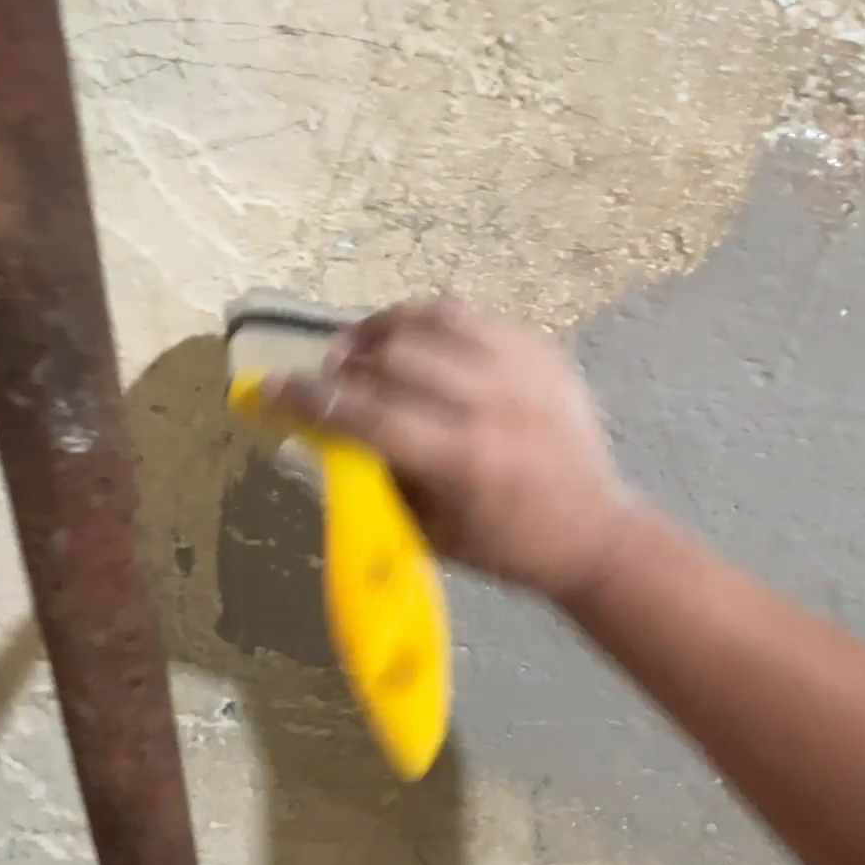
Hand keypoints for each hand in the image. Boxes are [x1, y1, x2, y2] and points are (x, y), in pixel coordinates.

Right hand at [265, 297, 637, 599]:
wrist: (594, 531)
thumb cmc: (506, 548)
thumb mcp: (432, 532)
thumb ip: (380, 476)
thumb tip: (330, 432)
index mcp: (464, 460)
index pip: (368, 414)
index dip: (309, 399)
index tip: (270, 388)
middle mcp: (494, 404)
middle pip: (395, 354)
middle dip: (346, 362)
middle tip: (331, 377)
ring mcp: (524, 371)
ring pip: (432, 317)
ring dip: (383, 329)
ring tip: (366, 349)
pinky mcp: (543, 353)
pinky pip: (471, 317)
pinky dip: (430, 326)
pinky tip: (419, 345)